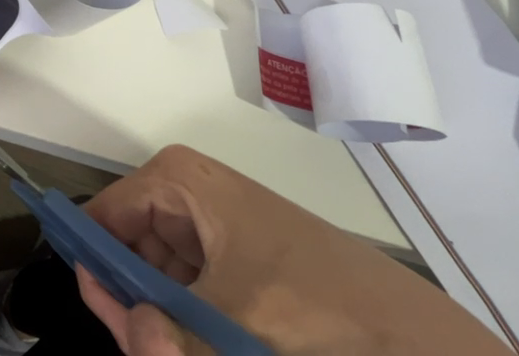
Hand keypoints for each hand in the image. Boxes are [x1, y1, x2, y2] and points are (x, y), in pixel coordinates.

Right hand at [74, 145, 510, 354]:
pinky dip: (188, 316)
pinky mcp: (238, 250)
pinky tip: (210, 340)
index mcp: (178, 178)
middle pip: (127, 244)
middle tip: (153, 344)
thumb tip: (130, 332)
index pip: (103, 216)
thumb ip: (167, 336)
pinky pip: (187, 281)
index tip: (109, 314)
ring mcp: (214, 218)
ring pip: (155, 268)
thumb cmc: (318, 309)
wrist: (423, 339)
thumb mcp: (233, 324)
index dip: (95, 265)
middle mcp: (187, 187)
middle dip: (133, 299)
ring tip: (189, 342)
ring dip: (162, 314)